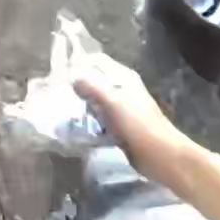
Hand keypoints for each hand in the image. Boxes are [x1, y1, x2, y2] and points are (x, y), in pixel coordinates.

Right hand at [73, 55, 196, 187]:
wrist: (162, 158)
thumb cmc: (139, 127)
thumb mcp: (113, 103)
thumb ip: (92, 87)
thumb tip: (72, 77)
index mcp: (123, 77)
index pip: (96, 61)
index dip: (78, 64)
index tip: (60, 74)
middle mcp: (122, 89)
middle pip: (95, 81)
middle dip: (77, 86)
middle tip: (57, 94)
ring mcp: (122, 108)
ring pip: (95, 101)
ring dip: (81, 105)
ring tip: (62, 111)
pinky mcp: (120, 127)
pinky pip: (99, 119)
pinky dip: (88, 121)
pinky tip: (76, 128)